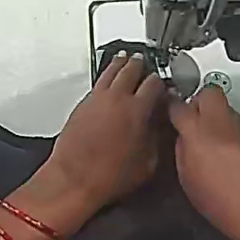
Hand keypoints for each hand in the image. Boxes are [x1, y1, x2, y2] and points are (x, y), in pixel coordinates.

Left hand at [23, 56, 167, 232]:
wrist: (74, 179)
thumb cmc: (107, 176)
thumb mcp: (147, 163)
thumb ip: (157, 139)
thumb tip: (159, 128)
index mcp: (137, 110)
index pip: (154, 83)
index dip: (162, 82)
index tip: (165, 86)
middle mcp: (116, 98)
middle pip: (131, 68)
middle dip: (142, 65)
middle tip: (147, 65)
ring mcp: (97, 98)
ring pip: (111, 70)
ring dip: (121, 64)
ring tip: (127, 60)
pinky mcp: (82, 104)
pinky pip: (98, 82)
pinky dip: (106, 76)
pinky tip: (109, 81)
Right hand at [169, 86, 239, 239]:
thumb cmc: (219, 203)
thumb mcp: (186, 178)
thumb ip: (181, 150)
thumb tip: (182, 137)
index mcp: (197, 132)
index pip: (179, 105)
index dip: (172, 106)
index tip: (169, 111)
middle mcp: (222, 123)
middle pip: (208, 92)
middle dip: (198, 100)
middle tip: (192, 118)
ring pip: (225, 107)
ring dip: (216, 116)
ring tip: (211, 140)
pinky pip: (239, 124)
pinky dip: (230, 131)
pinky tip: (229, 153)